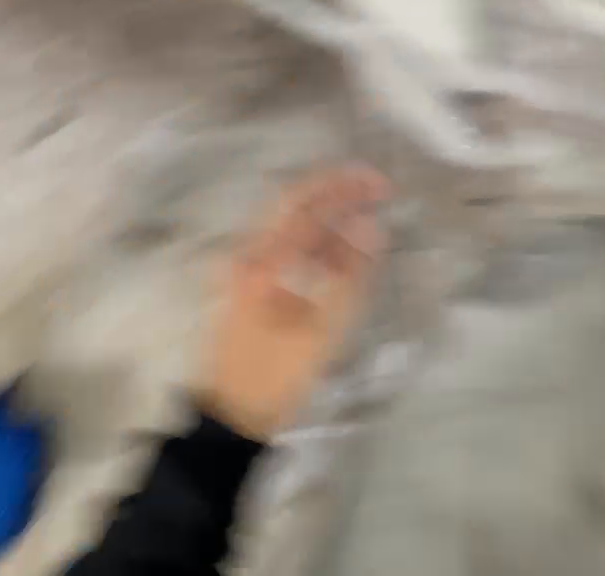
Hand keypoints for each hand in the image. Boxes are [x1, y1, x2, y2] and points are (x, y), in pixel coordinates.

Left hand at [194, 166, 389, 440]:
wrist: (227, 421)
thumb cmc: (273, 376)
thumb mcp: (320, 331)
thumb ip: (349, 275)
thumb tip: (372, 229)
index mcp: (260, 260)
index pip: (305, 203)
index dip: (343, 186)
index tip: (378, 183)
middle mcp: (247, 254)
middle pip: (294, 205)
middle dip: (335, 192)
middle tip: (374, 190)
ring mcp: (243, 269)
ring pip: (289, 226)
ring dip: (327, 216)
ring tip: (365, 217)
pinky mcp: (248, 286)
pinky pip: (285, 249)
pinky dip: (314, 243)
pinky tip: (339, 253)